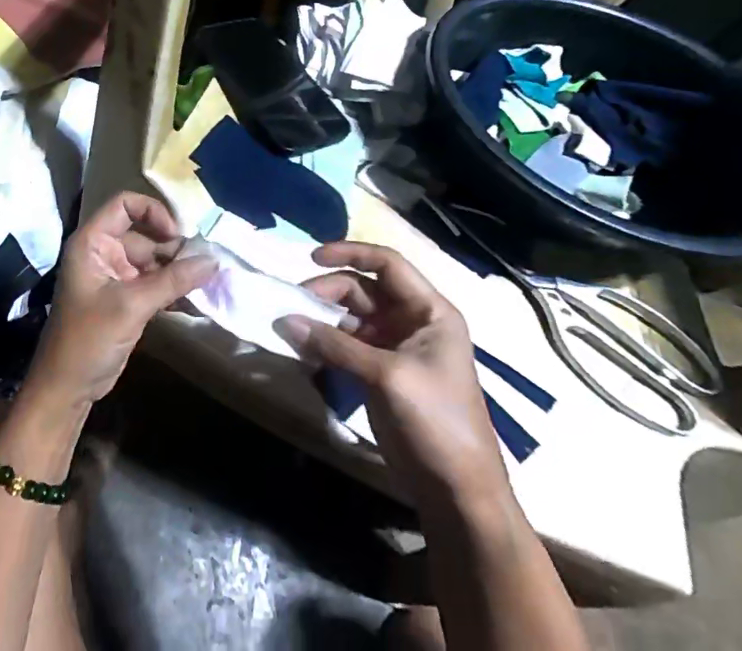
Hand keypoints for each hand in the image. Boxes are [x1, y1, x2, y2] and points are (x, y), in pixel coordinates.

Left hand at [28, 192, 216, 406]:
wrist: (66, 389)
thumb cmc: (88, 340)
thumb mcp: (132, 306)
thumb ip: (174, 280)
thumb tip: (213, 261)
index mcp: (92, 244)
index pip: (125, 204)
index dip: (153, 212)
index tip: (177, 235)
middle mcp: (103, 253)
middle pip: (146, 233)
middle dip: (175, 247)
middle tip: (204, 263)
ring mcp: (115, 277)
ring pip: (154, 259)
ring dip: (179, 269)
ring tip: (207, 280)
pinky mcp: (126, 298)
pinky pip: (155, 282)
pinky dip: (174, 286)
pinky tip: (197, 296)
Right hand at [281, 242, 506, 502]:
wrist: (456, 487)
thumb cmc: (435, 420)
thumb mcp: (386, 376)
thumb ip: (336, 346)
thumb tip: (285, 321)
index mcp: (429, 310)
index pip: (388, 264)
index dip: (352, 253)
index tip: (312, 258)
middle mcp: (412, 321)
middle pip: (365, 290)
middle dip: (329, 292)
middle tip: (292, 305)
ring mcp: (395, 348)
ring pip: (352, 319)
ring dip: (322, 320)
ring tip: (290, 327)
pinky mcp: (380, 374)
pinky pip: (347, 347)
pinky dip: (325, 346)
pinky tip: (302, 351)